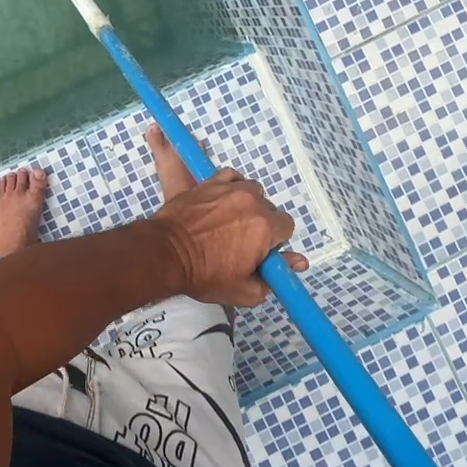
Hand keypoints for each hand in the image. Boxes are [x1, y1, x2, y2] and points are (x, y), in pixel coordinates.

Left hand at [151, 169, 307, 305]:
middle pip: (268, 208)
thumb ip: (276, 276)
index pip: (286, 226)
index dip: (274, 241)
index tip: (258, 252)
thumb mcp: (246, 290)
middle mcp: (251, 201)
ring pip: (251, 191)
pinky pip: (230, 176)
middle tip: (240, 241)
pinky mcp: (209, 182)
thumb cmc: (206, 275)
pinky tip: (223, 199)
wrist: (167, 253)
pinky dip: (231, 185)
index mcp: (265, 227)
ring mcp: (229, 188)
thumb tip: (299, 261)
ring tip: (229, 221)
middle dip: (260, 223)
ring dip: (246, 204)